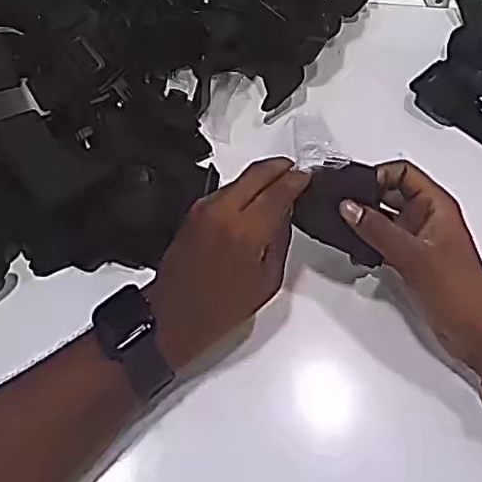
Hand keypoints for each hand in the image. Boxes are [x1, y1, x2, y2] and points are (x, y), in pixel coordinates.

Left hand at [146, 157, 310, 371]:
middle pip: (256, 173)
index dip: (295, 180)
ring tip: (277, 186)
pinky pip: (224, 190)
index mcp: (244, 231)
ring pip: (239, 179)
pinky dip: (242, 189)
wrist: (176, 313)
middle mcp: (221, 212)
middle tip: (294, 171)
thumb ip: (280, 239)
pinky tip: (253, 200)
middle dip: (279, 168)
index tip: (306, 177)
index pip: (277, 191)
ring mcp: (204, 208)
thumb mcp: (267, 279)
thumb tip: (286, 212)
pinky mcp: (193, 210)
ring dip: (260, 178)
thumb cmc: (218, 307)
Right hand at [342, 161, 481, 385]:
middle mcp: (428, 218)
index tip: (354, 187)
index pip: (402, 172)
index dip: (377, 175)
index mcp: (437, 206)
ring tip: (345, 223)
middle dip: (365, 195)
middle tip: (342, 202)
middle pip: (390, 191)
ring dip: (365, 218)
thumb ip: (378, 229)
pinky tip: (356, 246)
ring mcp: (418, 239)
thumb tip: (350, 207)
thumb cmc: (467, 296)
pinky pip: (383, 239)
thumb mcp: (415, 256)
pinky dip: (368, 239)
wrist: (480, 338)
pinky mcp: (411, 260)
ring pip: (385, 215)